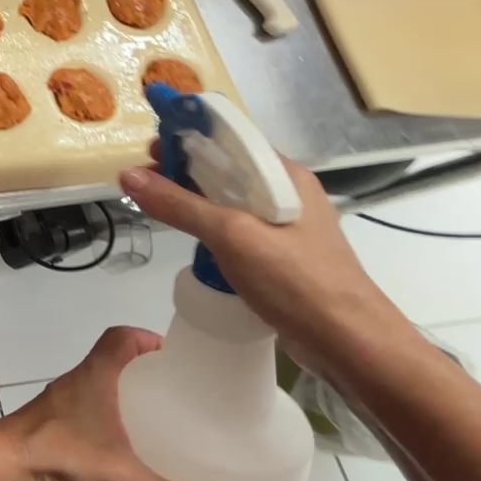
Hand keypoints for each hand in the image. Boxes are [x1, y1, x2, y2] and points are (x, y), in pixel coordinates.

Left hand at [0, 326, 252, 480]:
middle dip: (147, 375)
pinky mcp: (54, 431)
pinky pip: (89, 419)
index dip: (147, 338)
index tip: (179, 357)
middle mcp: (77, 384)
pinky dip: (112, 428)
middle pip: (113, 363)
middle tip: (184, 400)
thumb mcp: (126, 479)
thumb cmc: (57, 455)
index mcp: (93, 377)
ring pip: (100, 392)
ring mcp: (62, 407)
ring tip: (166, 429)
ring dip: (128, 402)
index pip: (119, 337)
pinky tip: (131, 457)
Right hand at [118, 147, 412, 376]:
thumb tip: (128, 175)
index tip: (149, 145)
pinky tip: (185, 237)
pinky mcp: (275, 253)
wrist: (352, 346)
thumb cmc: (298, 282)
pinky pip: (231, 226)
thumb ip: (179, 205)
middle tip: (142, 178)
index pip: (230, 138)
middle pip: (224, 166)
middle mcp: (285, 193)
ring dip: (189, 197)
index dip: (187, 134)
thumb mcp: (232, 237)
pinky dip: (204, 224)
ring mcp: (282, 225)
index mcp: (284, 177)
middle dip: (181, 167)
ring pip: (225, 198)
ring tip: (154, 204)